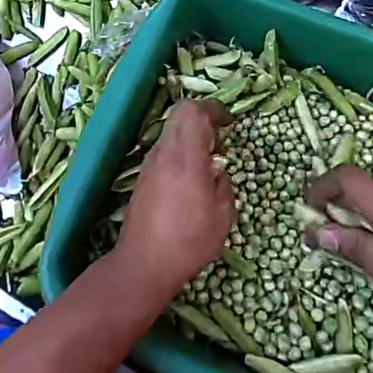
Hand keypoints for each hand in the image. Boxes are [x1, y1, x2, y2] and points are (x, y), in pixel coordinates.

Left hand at [112, 100, 235, 304]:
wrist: (143, 263)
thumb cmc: (189, 241)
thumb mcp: (222, 216)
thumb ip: (224, 186)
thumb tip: (219, 172)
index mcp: (186, 157)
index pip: (193, 111)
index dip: (214, 109)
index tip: (229, 123)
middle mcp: (164, 153)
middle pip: (179, 114)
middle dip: (202, 117)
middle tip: (219, 137)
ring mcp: (150, 164)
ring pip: (170, 132)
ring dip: (189, 136)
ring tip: (207, 160)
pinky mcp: (143, 177)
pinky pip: (164, 151)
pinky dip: (179, 152)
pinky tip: (189, 179)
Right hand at [304, 165, 372, 341]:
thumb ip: (354, 247)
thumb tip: (318, 231)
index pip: (343, 177)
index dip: (319, 189)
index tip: (307, 212)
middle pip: (357, 182)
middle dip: (333, 202)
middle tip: (320, 233)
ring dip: (353, 209)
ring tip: (345, 241)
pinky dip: (372, 213)